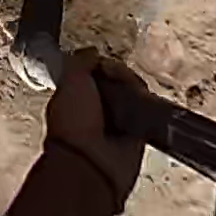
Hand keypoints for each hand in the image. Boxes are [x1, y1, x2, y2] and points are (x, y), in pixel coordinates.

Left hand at [43, 49, 146, 206]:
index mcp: (73, 97)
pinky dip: (145, 102)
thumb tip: (94, 51)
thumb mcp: (70, 79)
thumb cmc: (74, 120)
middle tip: (119, 73)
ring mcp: (116, 123)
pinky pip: (144, 112)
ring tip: (131, 85)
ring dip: (132, 86)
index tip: (103, 61)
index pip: (91, 73)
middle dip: (117, 74)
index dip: (98, 64)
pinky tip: (142, 96)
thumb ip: (82, 61)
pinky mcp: (137, 136)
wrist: (92, 163)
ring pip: (129, 94)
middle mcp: (95, 110)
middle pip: (113, 82)